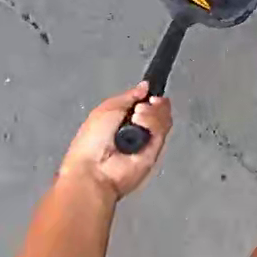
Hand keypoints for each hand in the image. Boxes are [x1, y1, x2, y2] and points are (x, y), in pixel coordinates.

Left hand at [59, 82, 171, 202]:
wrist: (94, 170)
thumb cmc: (92, 140)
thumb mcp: (107, 108)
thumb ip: (129, 96)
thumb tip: (145, 87)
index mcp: (125, 120)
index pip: (147, 105)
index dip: (150, 97)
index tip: (148, 93)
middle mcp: (139, 131)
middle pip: (159, 109)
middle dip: (154, 103)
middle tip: (140, 108)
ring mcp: (148, 141)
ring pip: (164, 117)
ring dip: (151, 112)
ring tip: (136, 117)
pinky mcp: (156, 152)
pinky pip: (162, 130)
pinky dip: (153, 121)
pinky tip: (139, 122)